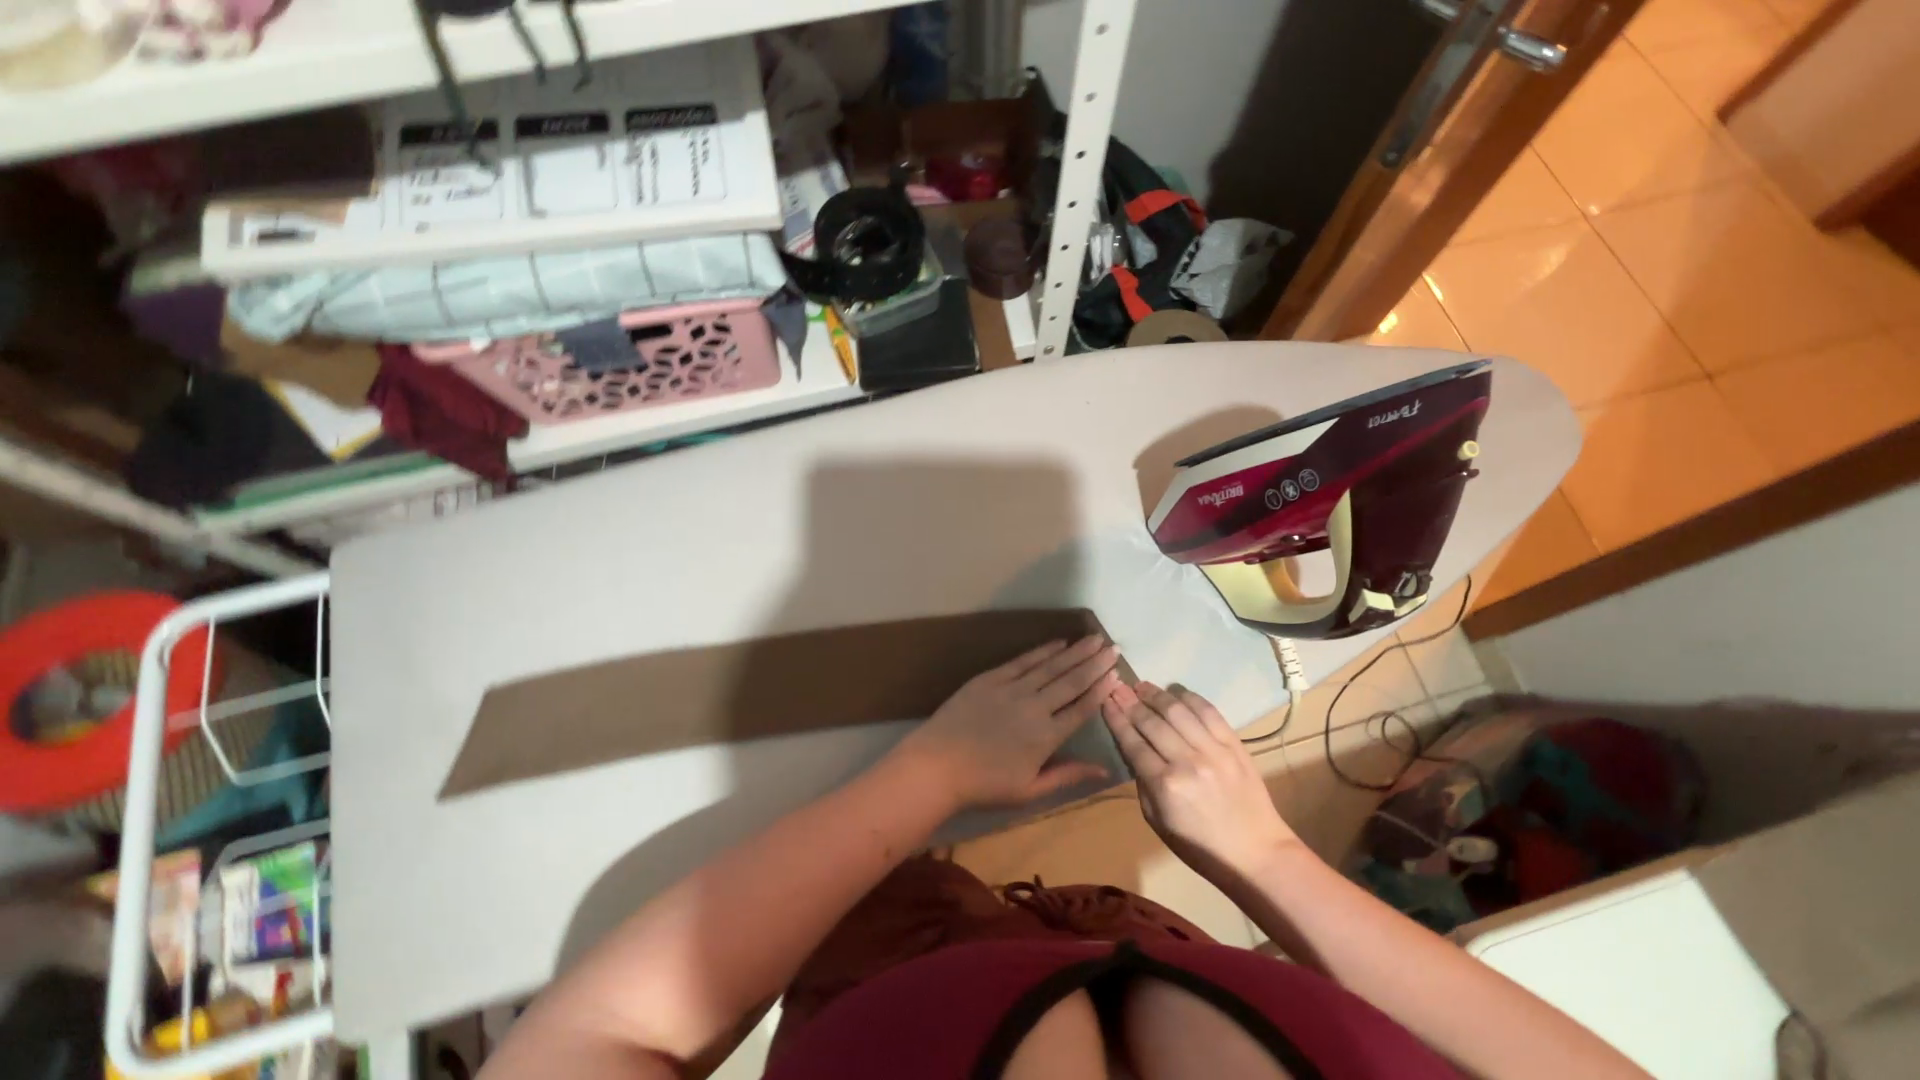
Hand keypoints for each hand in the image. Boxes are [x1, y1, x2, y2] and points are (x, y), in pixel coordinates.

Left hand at [890, 635, 1121, 808]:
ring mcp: (1011, 690)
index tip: (1117, 674)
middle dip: (1095, 664)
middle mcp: (1034, 708)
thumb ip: (1067, 775)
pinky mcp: (990, 679)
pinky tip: (1058, 642)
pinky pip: (1022, 661)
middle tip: (1114, 647)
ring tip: (1094, 639)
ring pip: (1050, 667)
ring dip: (1074, 652)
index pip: (1082, 708)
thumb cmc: (984, 786)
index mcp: (1047, 737)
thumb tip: (1105, 770)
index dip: (1101, 690)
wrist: (938, 766)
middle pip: (1071, 681)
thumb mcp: (1030, 791)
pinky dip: (1042, 651)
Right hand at [1103, 682, 1298, 883]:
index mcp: (1164, 785)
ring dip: (1157, 695)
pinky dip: (1191, 698)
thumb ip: (1143, 783)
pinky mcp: (1235, 745)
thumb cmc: (1199, 846)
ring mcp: (1214, 750)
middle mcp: (1187, 762)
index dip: (1117, 719)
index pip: (1133, 743)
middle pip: (1152, 723)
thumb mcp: (1157, 822)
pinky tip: (1176, 692)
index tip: (1105, 701)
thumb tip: (1133, 751)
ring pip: (1179, 711)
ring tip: (1143, 686)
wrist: (1256, 852)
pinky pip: (1209, 712)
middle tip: (1118, 687)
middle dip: (1131, 703)